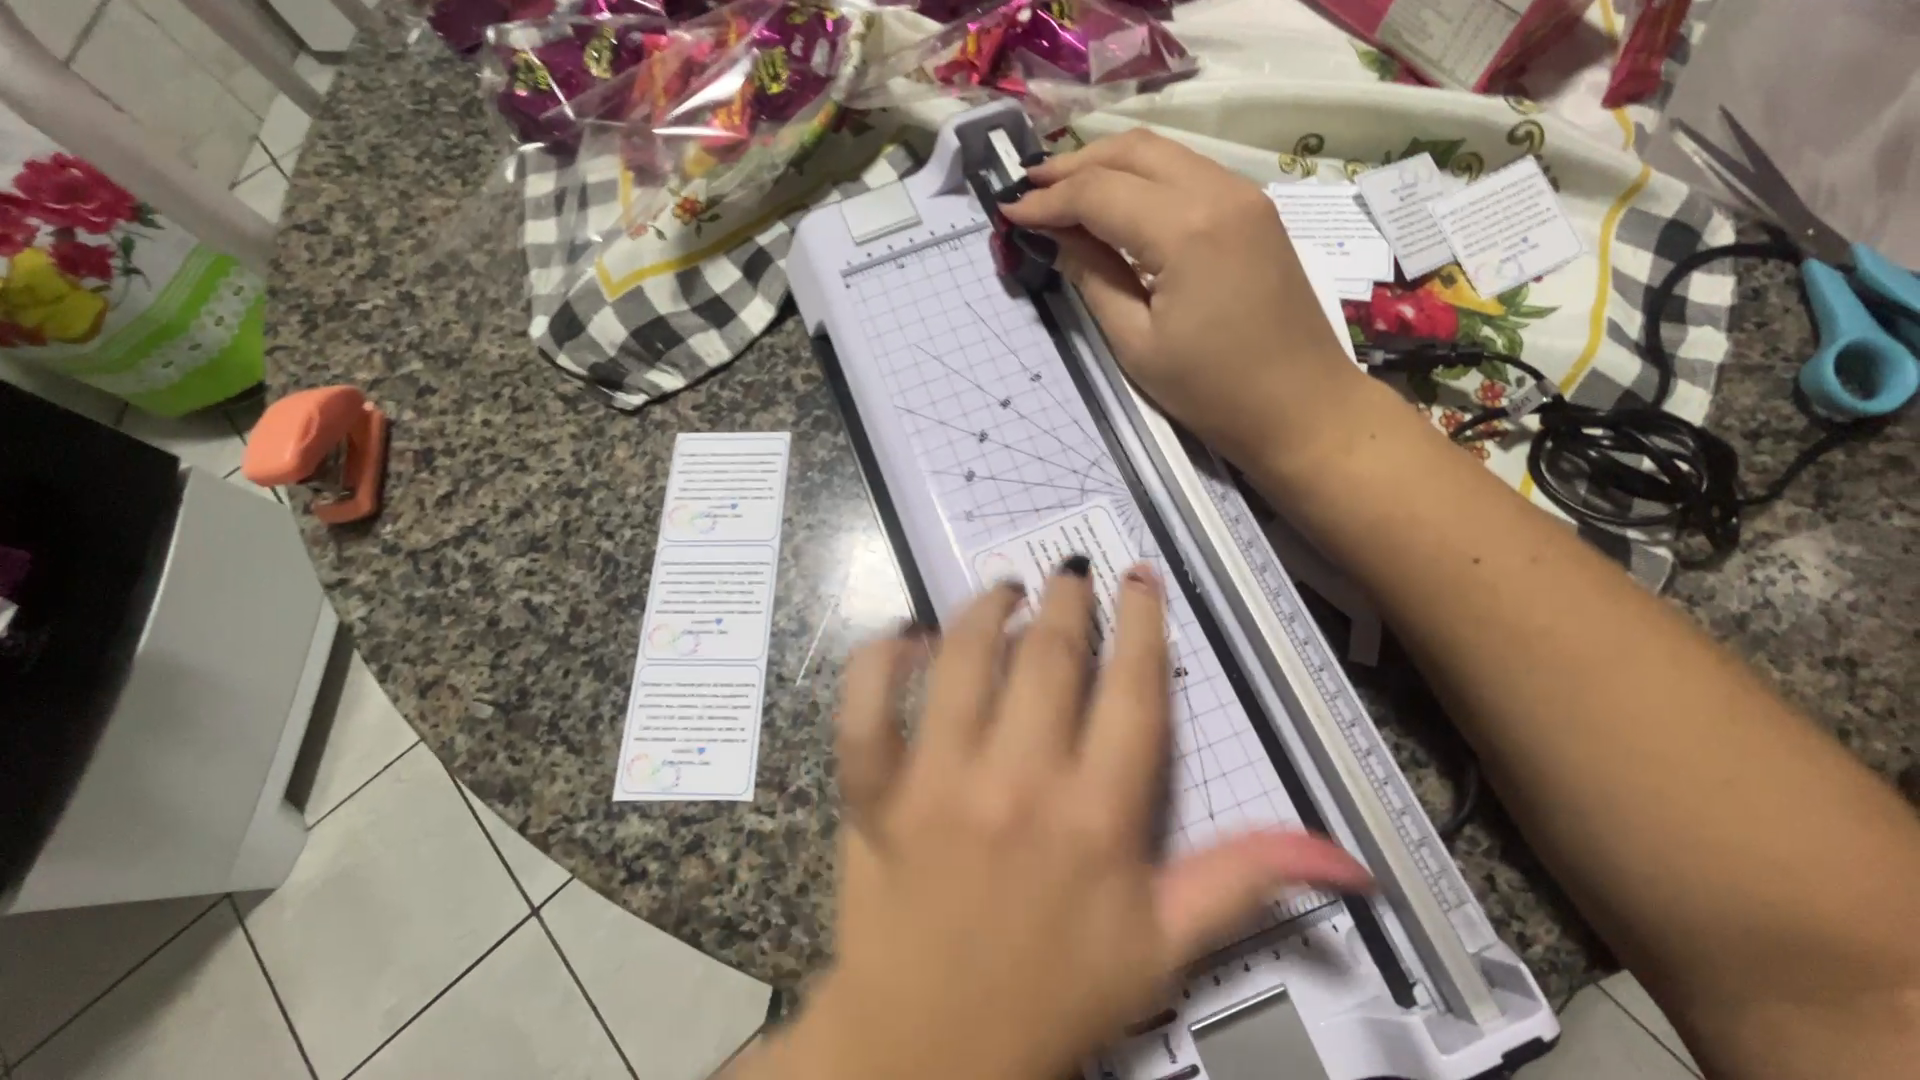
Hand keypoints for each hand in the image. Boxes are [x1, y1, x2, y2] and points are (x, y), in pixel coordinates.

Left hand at [781, 564, 1371, 1079]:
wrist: (931, 1050)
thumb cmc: (1054, 996)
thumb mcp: (1165, 949)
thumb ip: (1244, 883)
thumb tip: (1348, 860)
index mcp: (1098, 816)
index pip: (1133, 691)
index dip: (1141, 623)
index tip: (1139, 579)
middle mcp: (1019, 783)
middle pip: (1050, 659)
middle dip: (1067, 604)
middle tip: (1071, 576)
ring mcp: (937, 784)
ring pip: (963, 662)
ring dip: (985, 611)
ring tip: (1003, 589)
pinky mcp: (873, 796)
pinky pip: (865, 708)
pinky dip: (879, 661)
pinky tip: (904, 636)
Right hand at [1002, 129, 1369, 466]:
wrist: (1303, 408)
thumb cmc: (1214, 391)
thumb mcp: (1136, 342)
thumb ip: (1093, 276)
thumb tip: (1057, 235)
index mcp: (1186, 229)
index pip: (1099, 192)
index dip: (1047, 199)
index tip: (1008, 211)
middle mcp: (1218, 192)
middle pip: (1131, 151)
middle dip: (1074, 164)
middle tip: (1030, 187)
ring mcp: (1244, 196)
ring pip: (1163, 152)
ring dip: (1109, 164)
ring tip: (1064, 189)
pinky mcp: (1255, 211)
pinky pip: (1188, 171)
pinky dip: (1145, 176)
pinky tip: (1119, 202)